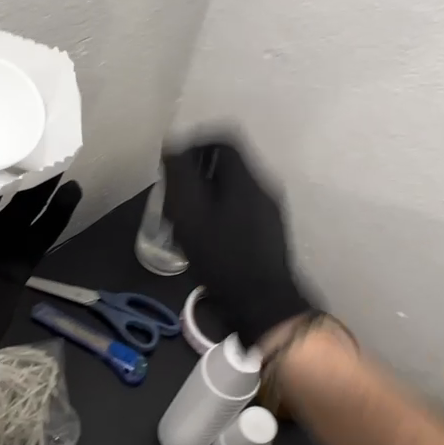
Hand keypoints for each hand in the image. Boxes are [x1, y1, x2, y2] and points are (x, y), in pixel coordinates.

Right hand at [161, 136, 311, 345]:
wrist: (262, 303)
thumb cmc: (222, 258)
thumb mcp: (190, 216)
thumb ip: (180, 177)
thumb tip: (172, 147)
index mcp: (246, 179)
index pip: (223, 141)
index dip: (196, 144)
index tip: (174, 163)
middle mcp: (264, 189)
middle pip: (229, 166)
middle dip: (198, 175)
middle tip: (174, 196)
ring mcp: (271, 213)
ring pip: (235, 190)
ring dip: (208, 197)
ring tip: (186, 221)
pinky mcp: (271, 234)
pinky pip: (242, 210)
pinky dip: (221, 214)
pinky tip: (206, 239)